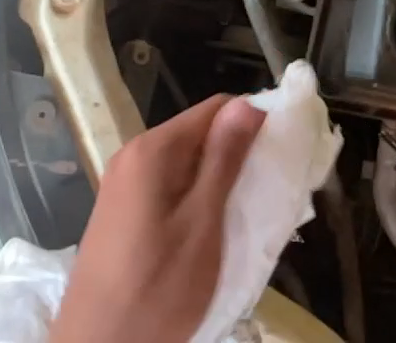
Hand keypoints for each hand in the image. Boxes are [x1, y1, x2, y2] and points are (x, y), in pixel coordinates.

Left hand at [52, 93, 265, 342]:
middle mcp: (132, 156)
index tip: (276, 156)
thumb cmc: (156, 291)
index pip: (214, 108)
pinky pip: (166, 188)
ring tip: (237, 220)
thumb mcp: (202, 224)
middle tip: (261, 197)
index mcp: (152, 150)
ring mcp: (121, 184)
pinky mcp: (120, 213)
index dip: (250, 124)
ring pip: (184, 164)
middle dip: (233, 157)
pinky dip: (192, 201)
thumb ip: (224, 160)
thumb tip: (248, 103)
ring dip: (215, 183)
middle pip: (198, 134)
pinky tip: (205, 235)